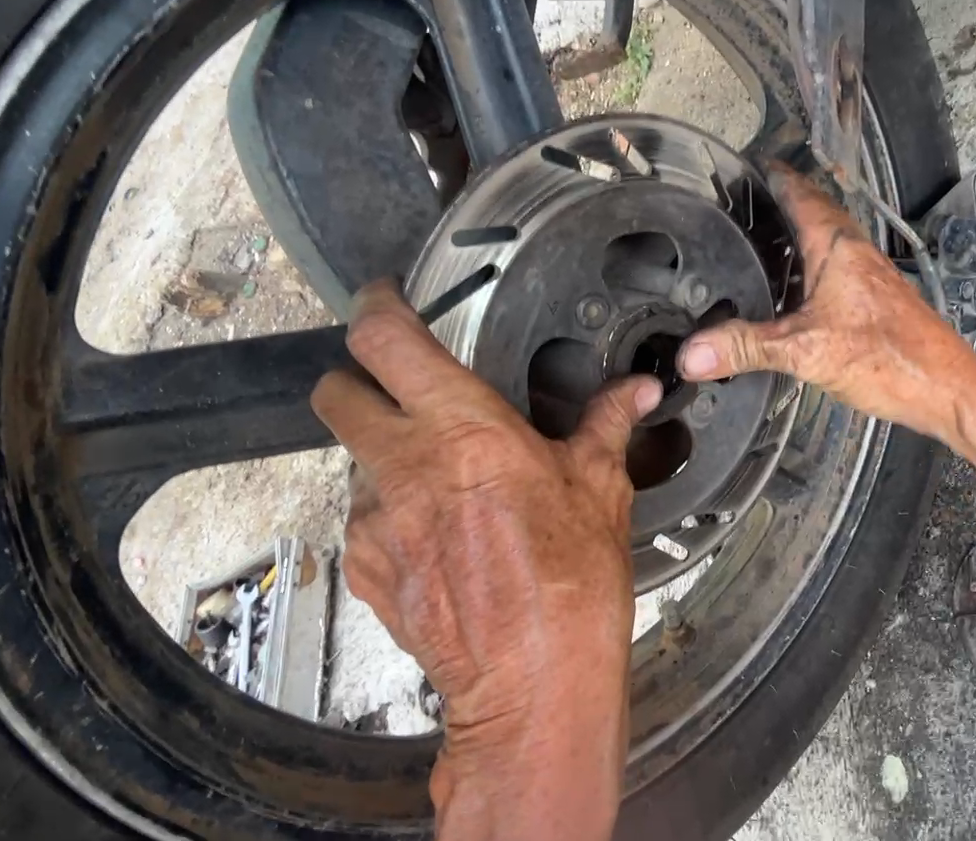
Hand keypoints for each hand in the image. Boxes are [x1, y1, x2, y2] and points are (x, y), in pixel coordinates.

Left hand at [310, 281, 659, 839]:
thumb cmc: (573, 577)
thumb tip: (639, 389)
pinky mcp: (366, 569)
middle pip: (336, 394)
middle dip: (358, 378)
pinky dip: (394, 509)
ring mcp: (374, 523)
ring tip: (447, 480)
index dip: (376, 308)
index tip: (384, 297)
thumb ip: (608, 421)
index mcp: (464, 431)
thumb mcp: (601, 485)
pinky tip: (445, 535)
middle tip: (405, 387)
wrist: (534, 679)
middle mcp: (404, 467)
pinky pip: (365, 518)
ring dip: (388, 453)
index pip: (387, 343)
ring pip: (354, 460)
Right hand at [676, 165, 975, 441]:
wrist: (946, 387)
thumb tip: (692, 352)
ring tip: (759, 246)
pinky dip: (810, 271)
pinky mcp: (875, 302)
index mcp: (838, 247)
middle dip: (781, 205)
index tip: (751, 165)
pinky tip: (794, 297)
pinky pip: (835, 272)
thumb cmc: (889, 359)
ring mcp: (869, 277)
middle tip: (744, 206)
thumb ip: (747, 347)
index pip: (802, 193)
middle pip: (814, 214)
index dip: (776, 176)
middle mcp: (856, 253)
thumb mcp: (806, 351)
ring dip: (796, 239)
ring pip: (825, 244)